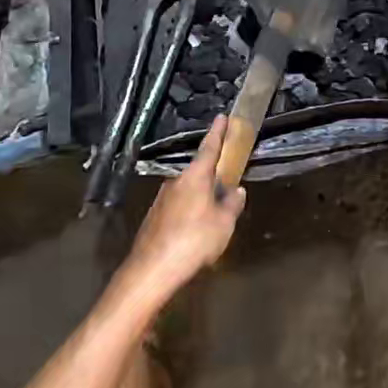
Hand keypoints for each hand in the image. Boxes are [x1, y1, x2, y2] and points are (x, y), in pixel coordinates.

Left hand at [124, 117, 246, 297]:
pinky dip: (190, 214)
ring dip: (201, 199)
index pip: (209, 148)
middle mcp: (176, 182)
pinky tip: (195, 233)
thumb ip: (232, 204)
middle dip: (212, 178)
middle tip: (227, 188)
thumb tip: (236, 190)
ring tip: (214, 218)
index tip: (222, 117)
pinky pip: (178, 209)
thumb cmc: (194, 240)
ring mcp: (161, 200)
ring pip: (188, 193)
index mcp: (195, 177)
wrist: (151, 271)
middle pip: (198, 173)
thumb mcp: (224, 223)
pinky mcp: (154, 219)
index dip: (218, 132)